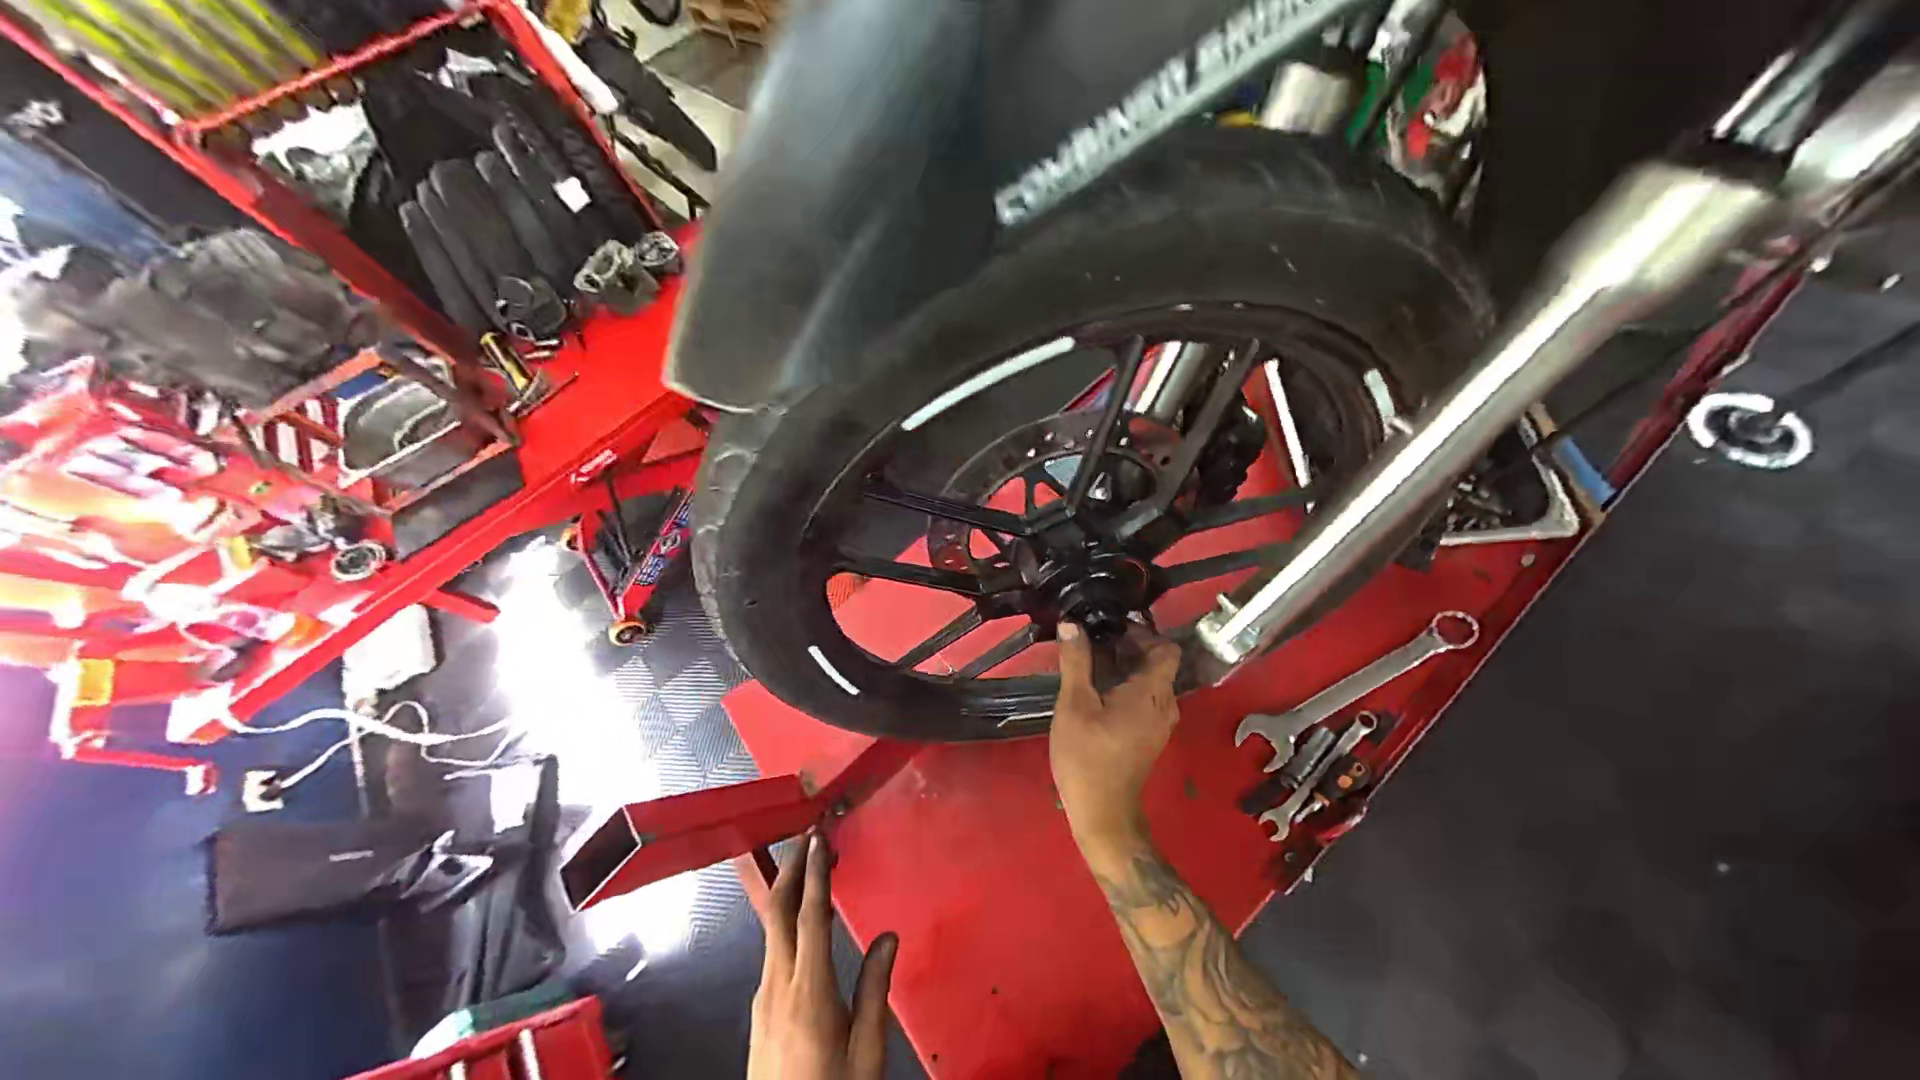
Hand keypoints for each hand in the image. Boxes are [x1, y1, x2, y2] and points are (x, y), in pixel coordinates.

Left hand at [749, 829, 898, 1079]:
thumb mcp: (865, 1052)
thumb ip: (874, 990)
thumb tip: (888, 937)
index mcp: (808, 991)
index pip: (810, 917)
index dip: (814, 874)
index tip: (817, 841)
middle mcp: (777, 985)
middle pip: (777, 912)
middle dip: (791, 869)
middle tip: (807, 838)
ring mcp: (762, 998)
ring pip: (771, 930)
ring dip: (789, 893)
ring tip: (811, 869)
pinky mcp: (760, 1011)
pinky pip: (772, 951)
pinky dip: (786, 922)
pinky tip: (802, 921)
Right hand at [1049, 622, 1182, 865]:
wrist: (1103, 812)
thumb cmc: (1087, 756)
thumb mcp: (1074, 704)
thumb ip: (1076, 662)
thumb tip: (1072, 624)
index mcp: (1151, 692)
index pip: (1166, 649)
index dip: (1142, 633)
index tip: (1111, 628)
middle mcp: (1165, 704)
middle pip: (1159, 663)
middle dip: (1130, 647)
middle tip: (1094, 641)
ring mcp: (1160, 723)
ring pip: (1152, 681)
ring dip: (1128, 667)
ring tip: (1093, 663)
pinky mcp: (1151, 735)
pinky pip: (1147, 699)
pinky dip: (1128, 686)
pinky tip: (1099, 690)